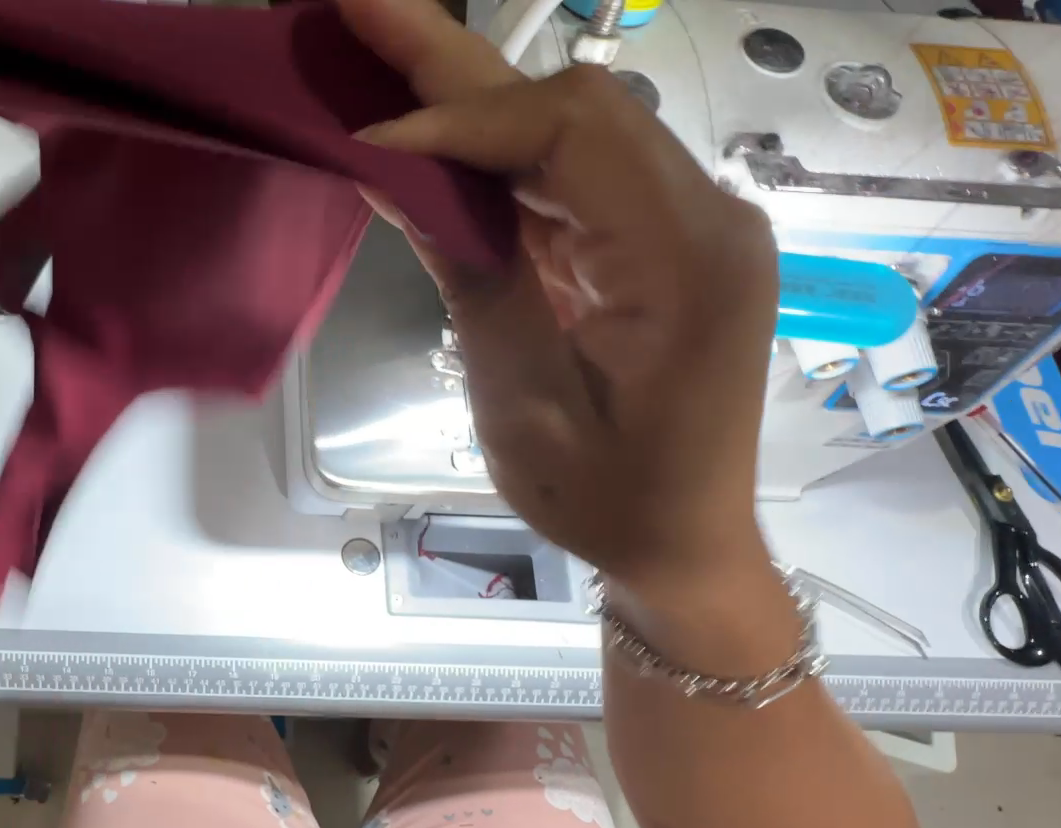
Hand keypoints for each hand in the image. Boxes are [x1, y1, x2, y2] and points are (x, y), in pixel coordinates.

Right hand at [338, 0, 780, 592]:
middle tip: (362, 7)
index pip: (569, 136)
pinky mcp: (650, 248)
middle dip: (459, 60)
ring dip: (471, 100)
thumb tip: (399, 178)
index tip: (367, 139)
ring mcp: (678, 227)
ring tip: (381, 56)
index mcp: (685, 257)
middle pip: (572, 106)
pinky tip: (435, 142)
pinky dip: (494, 163)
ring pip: (567, 133)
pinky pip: (568, 182)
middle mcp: (697, 215)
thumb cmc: (606, 497)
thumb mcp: (524, 401)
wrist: (680, 542)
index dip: (461, 124)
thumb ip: (474, 279)